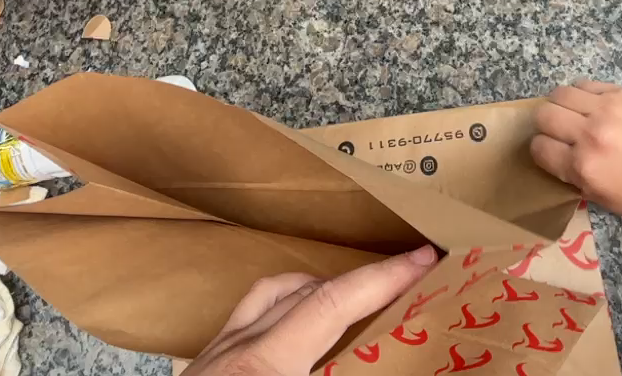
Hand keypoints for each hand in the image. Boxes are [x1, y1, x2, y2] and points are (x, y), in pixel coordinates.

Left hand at [185, 247, 437, 374]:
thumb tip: (380, 364)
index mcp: (265, 365)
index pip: (334, 301)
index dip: (384, 276)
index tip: (423, 257)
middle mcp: (236, 349)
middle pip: (306, 291)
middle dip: (358, 282)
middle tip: (400, 284)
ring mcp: (211, 359)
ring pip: (269, 298)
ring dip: (315, 293)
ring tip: (349, 307)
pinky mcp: (198, 373)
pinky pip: (246, 321)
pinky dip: (280, 316)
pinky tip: (293, 342)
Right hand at [530, 81, 621, 224]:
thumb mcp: (603, 198)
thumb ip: (573, 175)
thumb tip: (554, 152)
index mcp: (585, 168)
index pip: (539, 148)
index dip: (541, 150)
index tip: (549, 151)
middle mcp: (591, 134)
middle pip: (544, 115)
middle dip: (545, 125)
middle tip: (558, 131)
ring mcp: (607, 109)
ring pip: (561, 93)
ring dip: (560, 105)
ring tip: (573, 114)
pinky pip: (586, 84)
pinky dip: (582, 94)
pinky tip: (592, 106)